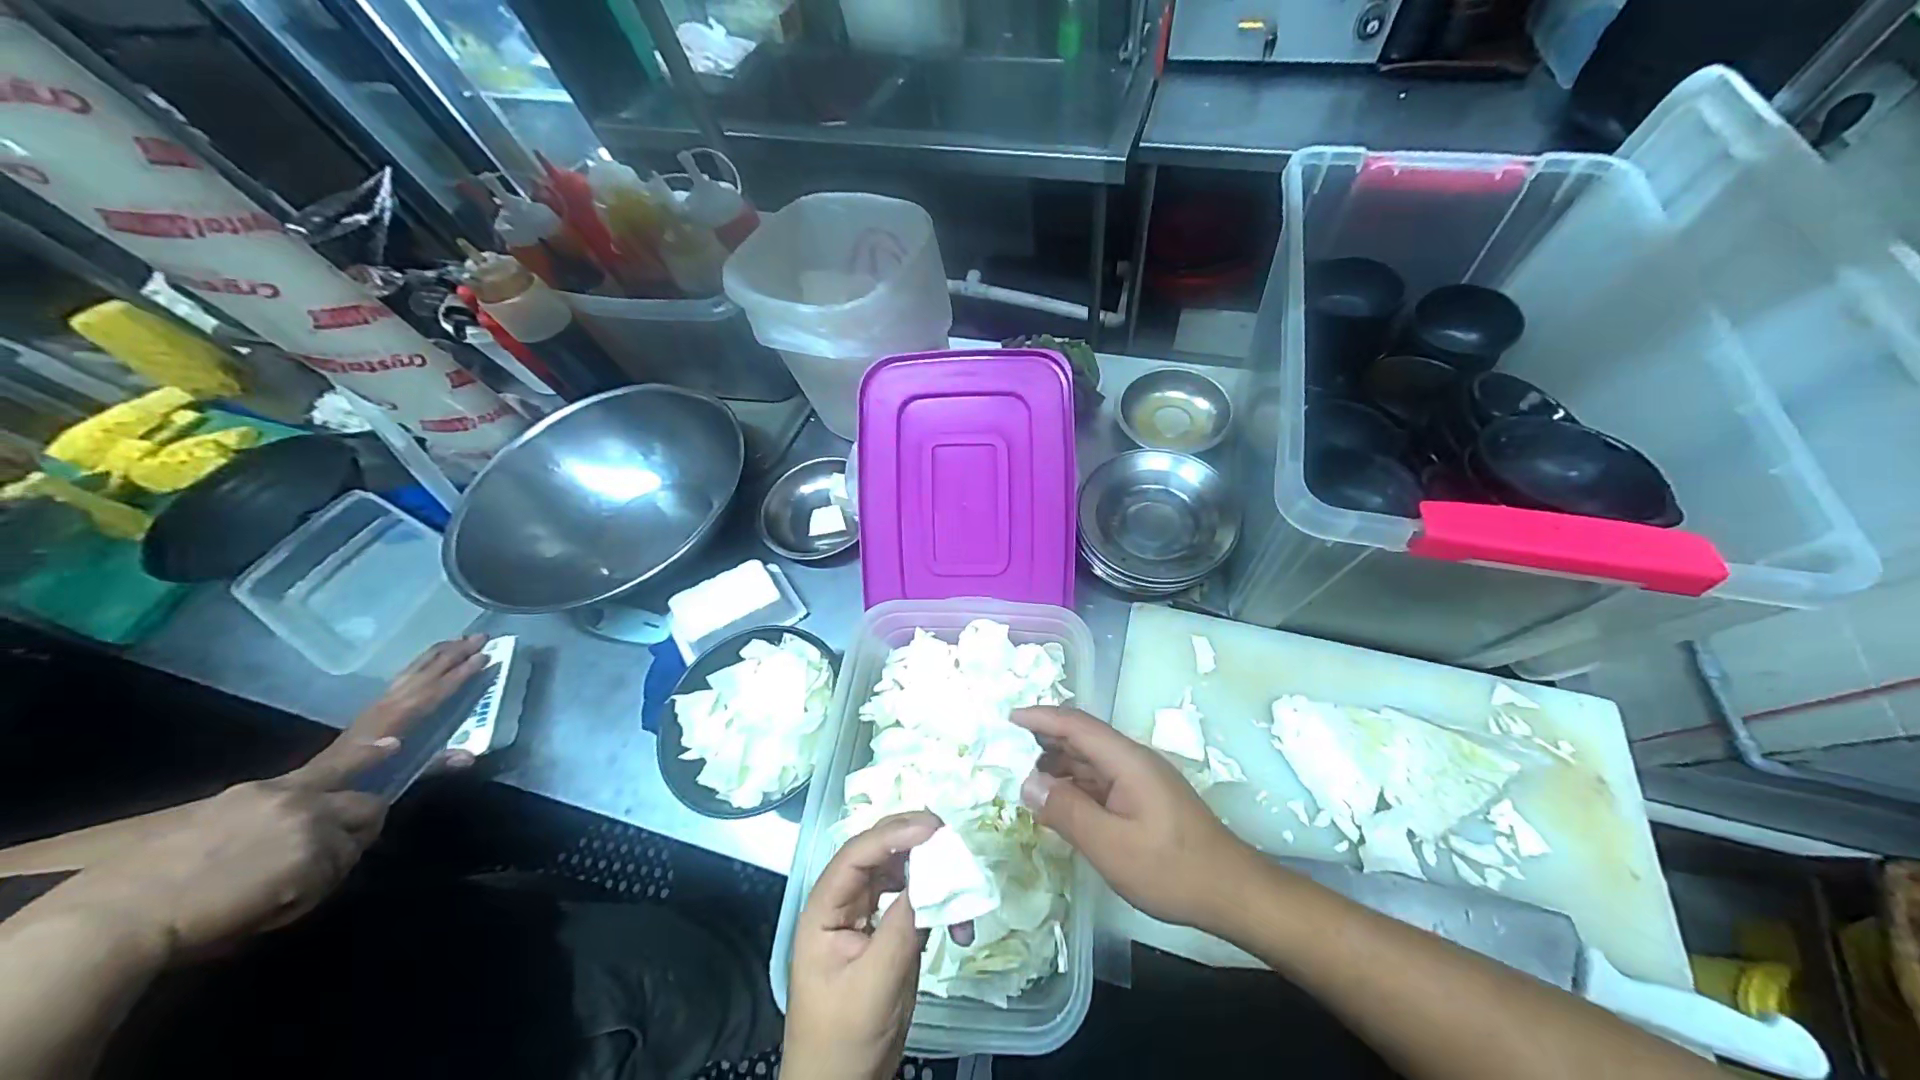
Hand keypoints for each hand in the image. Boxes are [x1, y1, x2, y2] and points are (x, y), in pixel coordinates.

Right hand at [57, 738, 397, 957]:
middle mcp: (299, 801)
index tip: (395, 746)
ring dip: (328, 870)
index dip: (368, 757)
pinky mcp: (317, 860)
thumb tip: (287, 835)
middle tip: (333, 855)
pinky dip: (308, 898)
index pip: (334, 765)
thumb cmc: (142, 881)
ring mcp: (313, 828)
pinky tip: (268, 907)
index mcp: (266, 790)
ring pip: (351, 848)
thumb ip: (261, 821)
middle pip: (366, 806)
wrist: (121, 914)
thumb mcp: (210, 827)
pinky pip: (331, 880)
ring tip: (278, 892)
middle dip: (360, 829)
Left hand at [299, 634, 488, 780]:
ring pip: (412, 672)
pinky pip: (403, 677)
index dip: (459, 675)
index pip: (433, 692)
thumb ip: (433, 766)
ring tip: (462, 638)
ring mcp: (379, 704)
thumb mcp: (398, 781)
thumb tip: (469, 755)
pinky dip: (420, 663)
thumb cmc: (357, 790)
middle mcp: (386, 706)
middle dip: (453, 654)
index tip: (483, 657)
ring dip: (438, 653)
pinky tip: (430, 658)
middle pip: (424, 675)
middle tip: (481, 636)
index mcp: (394, 722)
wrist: (310, 794)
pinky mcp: (375, 707)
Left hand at [783, 812, 941, 1079]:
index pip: (856, 855)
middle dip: (915, 842)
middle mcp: (844, 902)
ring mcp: (866, 915)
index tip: (933, 828)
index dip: (893, 835)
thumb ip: (901, 929)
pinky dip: (937, 902)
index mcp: (824, 909)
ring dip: (931, 873)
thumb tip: (932, 878)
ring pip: (899, 872)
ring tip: (961, 880)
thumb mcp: (873, 986)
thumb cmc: (843, 1040)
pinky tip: (957, 921)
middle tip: (952, 840)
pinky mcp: (887, 932)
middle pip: (878, 854)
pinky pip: (913, 900)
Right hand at [1015, 705, 1261, 930]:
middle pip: (1082, 739)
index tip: (1007, 718)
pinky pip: (1101, 782)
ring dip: (1057, 766)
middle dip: (1043, 740)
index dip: (1040, 717)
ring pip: (1090, 762)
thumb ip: (1066, 811)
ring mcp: (1141, 781)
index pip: (1076, 725)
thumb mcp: (1111, 845)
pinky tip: (1058, 804)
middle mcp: (1133, 761)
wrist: (1234, 893)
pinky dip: (1074, 787)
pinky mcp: (1144, 800)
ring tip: (1023, 780)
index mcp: (1127, 760)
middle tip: (1005, 752)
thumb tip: (1027, 783)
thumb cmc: (1172, 869)